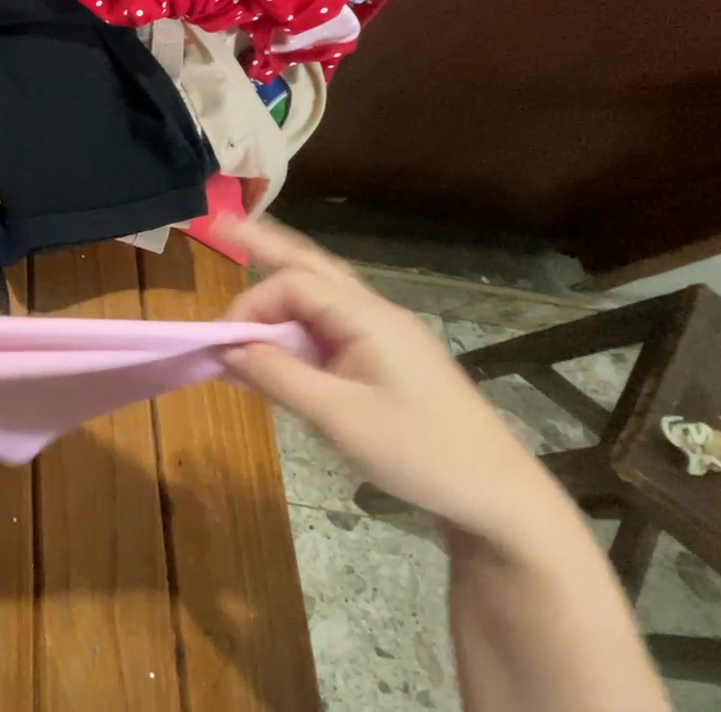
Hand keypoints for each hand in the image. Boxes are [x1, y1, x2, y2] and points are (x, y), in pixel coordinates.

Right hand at [215, 217, 561, 544]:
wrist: (499, 497)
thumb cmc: (420, 453)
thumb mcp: (338, 417)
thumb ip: (277, 376)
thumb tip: (226, 350)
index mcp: (369, 319)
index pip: (292, 286)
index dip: (249, 307)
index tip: (223, 346)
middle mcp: (376, 315)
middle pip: (311, 265)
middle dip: (265, 244)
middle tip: (221, 224)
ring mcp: (384, 335)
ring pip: (322, 290)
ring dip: (280, 277)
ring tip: (243, 251)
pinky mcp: (385, 359)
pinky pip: (328, 324)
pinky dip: (294, 319)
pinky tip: (275, 330)